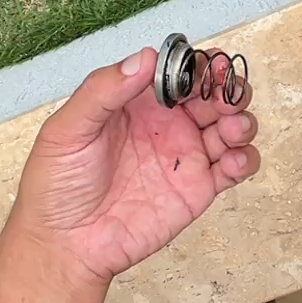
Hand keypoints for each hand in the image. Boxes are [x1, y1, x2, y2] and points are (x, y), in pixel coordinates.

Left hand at [7, 47, 260, 288]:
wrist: (65, 245)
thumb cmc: (57, 184)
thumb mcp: (68, 129)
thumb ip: (103, 90)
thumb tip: (145, 56)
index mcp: (137, 101)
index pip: (179, 71)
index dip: (199, 64)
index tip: (210, 65)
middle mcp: (167, 123)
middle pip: (213, 94)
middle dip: (229, 89)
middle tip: (227, 97)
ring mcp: (185, 155)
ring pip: (231, 126)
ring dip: (242, 120)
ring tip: (232, 128)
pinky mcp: (197, 189)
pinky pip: (233, 167)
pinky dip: (245, 158)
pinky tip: (231, 161)